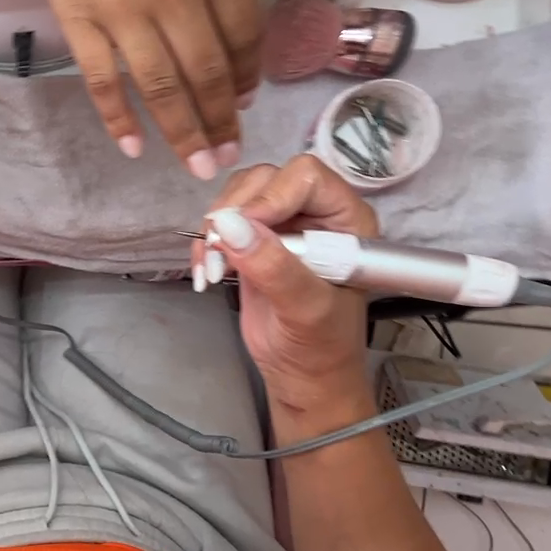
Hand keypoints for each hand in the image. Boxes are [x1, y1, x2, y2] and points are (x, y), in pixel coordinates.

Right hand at [197, 154, 378, 416]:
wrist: (301, 374)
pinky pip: (221, 224)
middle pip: (265, 179)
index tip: (242, 231)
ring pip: (238, 197)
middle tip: (218, 251)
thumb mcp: (304, 307)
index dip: (269, 196)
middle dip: (233, 211)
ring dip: (214, 228)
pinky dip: (205, 244)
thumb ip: (272, 265)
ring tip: (211, 267)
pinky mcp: (252, 244)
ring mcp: (281, 227)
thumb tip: (228, 225)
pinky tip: (205, 272)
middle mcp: (314, 214)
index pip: (304, 177)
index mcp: (345, 218)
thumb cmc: (319, 345)